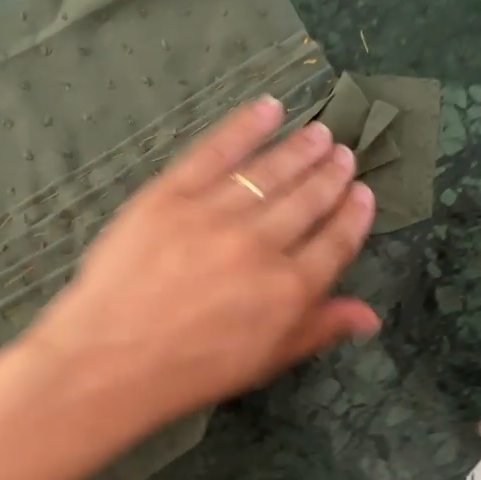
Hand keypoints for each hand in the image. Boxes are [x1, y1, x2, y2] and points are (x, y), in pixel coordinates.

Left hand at [28, 97, 379, 428]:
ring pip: (269, 172)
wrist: (110, 360)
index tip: (363, 194)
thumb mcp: (264, 361)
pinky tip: (268, 109)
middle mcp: (260, 244)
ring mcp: (215, 215)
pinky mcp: (171, 194)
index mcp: (288, 289)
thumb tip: (370, 316)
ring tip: (318, 133)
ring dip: (299, 149)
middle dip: (330, 175)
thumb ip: (317, 330)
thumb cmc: (191, 370)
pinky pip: (216, 151)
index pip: (335, 242)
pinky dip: (245, 127)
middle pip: (307, 200)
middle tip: (343, 154)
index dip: (353, 216)